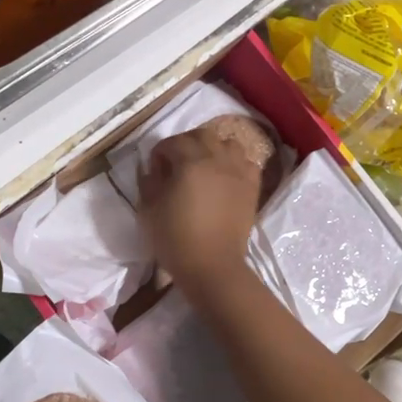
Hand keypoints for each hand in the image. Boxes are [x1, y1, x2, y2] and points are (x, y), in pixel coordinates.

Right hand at [137, 126, 262, 298]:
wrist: (212, 266)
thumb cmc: (175, 239)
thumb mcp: (149, 210)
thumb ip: (149, 183)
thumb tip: (154, 170)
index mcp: (190, 162)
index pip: (173, 142)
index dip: (160, 152)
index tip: (154, 168)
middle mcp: (218, 159)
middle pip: (203, 134)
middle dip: (187, 142)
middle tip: (177, 161)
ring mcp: (239, 172)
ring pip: (229, 144)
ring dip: (214, 149)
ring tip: (204, 166)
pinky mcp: (252, 188)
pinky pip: (247, 162)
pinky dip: (235, 163)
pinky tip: (225, 177)